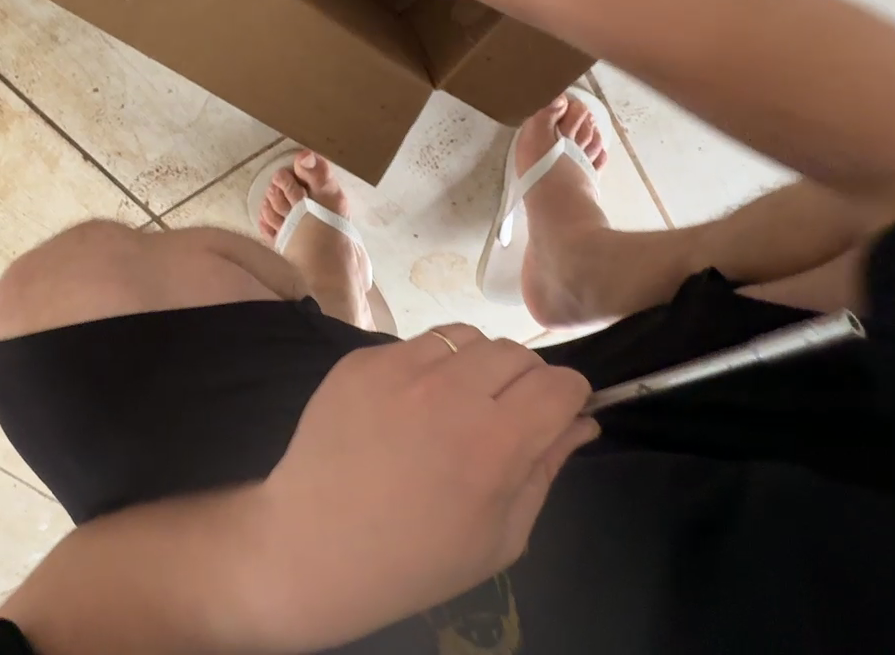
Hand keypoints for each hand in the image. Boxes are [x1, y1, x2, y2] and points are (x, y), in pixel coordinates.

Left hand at [241, 325, 598, 651]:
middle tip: (504, 414)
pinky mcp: (360, 359)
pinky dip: (426, 367)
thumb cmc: (415, 558)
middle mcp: (447, 392)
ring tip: (456, 404)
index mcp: (492, 443)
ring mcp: (397, 368)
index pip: (560, 383)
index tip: (556, 413)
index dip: (568, 397)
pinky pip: (414, 345)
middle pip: (516, 351)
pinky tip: (408, 406)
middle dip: (525, 379)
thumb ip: (546, 469)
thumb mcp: (501, 536)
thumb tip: (582, 420)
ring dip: (476, 364)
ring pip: (465, 337)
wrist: (313, 544)